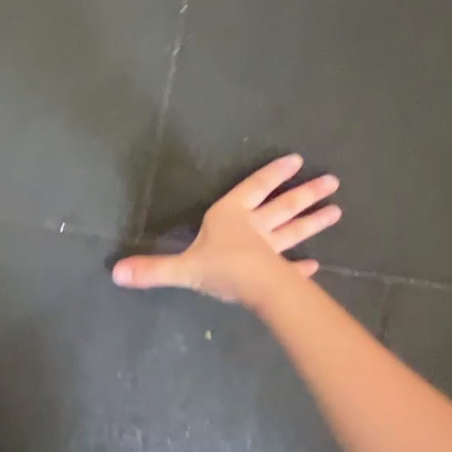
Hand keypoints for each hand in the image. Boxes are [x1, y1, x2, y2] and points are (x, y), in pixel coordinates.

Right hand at [112, 153, 340, 305]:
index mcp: (231, 216)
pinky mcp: (279, 275)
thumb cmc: (222, 268)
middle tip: (331, 181)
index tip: (296, 160)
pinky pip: (291, 268)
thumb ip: (152, 269)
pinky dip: (302, 266)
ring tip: (337, 211)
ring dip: (313, 222)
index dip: (272, 175)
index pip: (253, 189)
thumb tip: (115, 273)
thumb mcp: (182, 268)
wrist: (257, 291)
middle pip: (283, 207)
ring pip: (294, 231)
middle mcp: (254, 227)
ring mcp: (271, 251)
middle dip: (305, 193)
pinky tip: (314, 265)